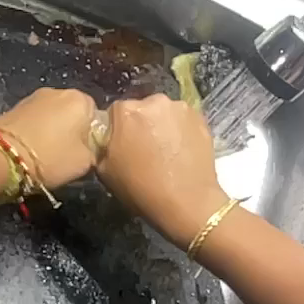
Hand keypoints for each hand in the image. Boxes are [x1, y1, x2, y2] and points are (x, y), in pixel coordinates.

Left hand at [0, 88, 98, 188]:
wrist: (0, 157)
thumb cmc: (50, 158)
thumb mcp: (86, 163)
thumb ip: (95, 151)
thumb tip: (90, 149)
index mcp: (80, 98)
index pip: (97, 115)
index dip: (92, 136)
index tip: (85, 152)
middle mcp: (57, 90)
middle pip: (73, 112)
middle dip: (71, 130)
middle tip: (66, 154)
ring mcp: (32, 97)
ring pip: (52, 115)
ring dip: (52, 130)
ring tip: (46, 153)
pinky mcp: (13, 107)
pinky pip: (34, 119)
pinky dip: (35, 131)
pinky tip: (31, 148)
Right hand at [95, 95, 229, 247]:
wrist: (187, 202)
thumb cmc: (141, 189)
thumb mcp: (105, 171)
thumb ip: (102, 146)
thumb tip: (107, 139)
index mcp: (125, 111)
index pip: (115, 113)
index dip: (119, 130)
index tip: (124, 146)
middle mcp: (153, 101)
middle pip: (142, 109)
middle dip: (141, 124)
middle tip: (145, 149)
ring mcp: (180, 108)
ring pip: (164, 113)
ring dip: (162, 126)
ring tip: (166, 151)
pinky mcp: (201, 117)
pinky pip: (183, 120)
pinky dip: (181, 130)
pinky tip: (181, 150)